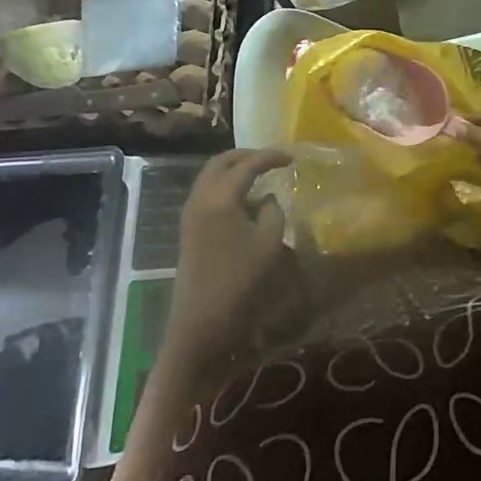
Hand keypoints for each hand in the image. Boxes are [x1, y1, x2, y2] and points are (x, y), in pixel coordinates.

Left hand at [167, 149, 292, 361]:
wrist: (201, 324)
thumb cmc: (239, 283)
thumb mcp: (268, 245)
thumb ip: (272, 212)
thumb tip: (267, 198)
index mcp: (220, 197)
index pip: (247, 164)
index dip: (270, 156)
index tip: (292, 157)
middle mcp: (200, 198)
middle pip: (221, 162)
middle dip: (246, 156)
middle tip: (271, 160)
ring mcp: (190, 214)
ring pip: (210, 177)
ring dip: (233, 171)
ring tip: (260, 177)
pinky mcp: (188, 230)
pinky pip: (206, 194)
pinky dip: (225, 188)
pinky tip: (245, 203)